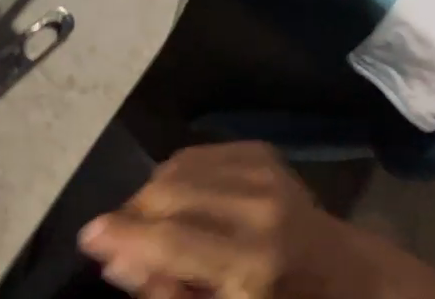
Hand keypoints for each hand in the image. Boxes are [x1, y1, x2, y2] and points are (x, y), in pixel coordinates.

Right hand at [76, 141, 335, 297]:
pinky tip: (174, 201)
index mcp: (256, 260)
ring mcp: (261, 169)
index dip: (126, 236)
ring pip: (175, 167)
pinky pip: (193, 155)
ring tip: (145, 224)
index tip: (88, 237)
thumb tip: (120, 264)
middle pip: (169, 194)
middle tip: (113, 240)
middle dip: (132, 215)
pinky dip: (173, 176)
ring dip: (149, 195)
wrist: (346, 273)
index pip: (173, 239)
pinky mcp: (258, 150)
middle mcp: (258, 205)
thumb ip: (173, 294)